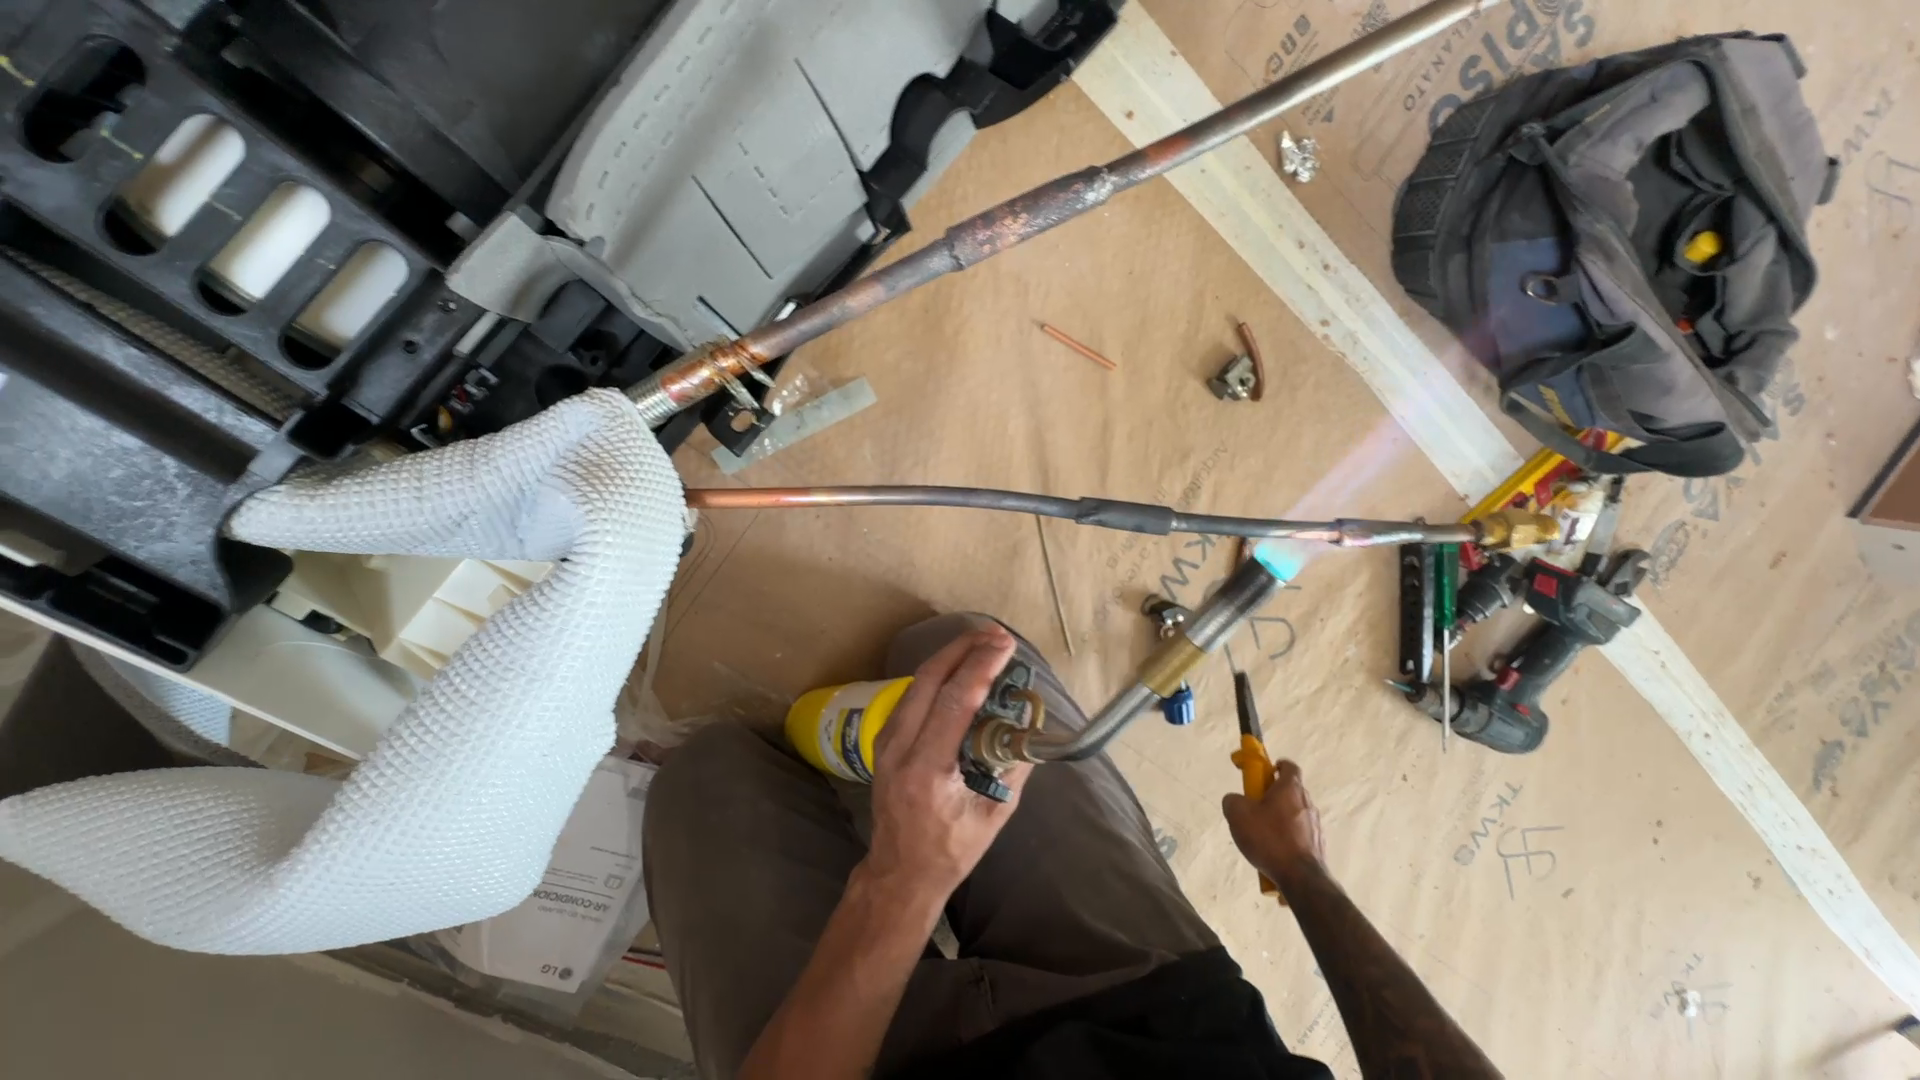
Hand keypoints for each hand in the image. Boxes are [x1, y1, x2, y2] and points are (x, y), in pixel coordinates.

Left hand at [863, 627, 1029, 900]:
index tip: (1005, 645)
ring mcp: (885, 742)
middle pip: (929, 680)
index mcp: (928, 771)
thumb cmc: (952, 849)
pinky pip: (911, 695)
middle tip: (996, 634)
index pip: (954, 703)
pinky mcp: (883, 740)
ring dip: (950, 657)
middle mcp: (900, 749)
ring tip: (983, 643)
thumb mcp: (994, 813)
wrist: (899, 871)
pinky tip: (958, 667)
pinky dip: (937, 675)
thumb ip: (1014, 766)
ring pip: (917, 683)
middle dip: (963, 649)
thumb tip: (1031, 726)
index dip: (980, 668)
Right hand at [1223, 759, 1326, 885]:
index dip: (1276, 766)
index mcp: (1290, 788)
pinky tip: (1274, 852)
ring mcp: (1316, 825)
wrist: (1300, 877)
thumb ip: (1233, 800)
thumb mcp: (1238, 814)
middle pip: (1290, 791)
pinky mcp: (1318, 845)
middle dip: (1273, 795)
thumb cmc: (1269, 838)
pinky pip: (1299, 834)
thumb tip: (1236, 801)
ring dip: (1280, 818)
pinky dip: (1288, 837)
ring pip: (1295, 813)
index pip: (1289, 766)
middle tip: (1255, 807)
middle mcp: (1307, 802)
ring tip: (1262, 836)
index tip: (1263, 774)